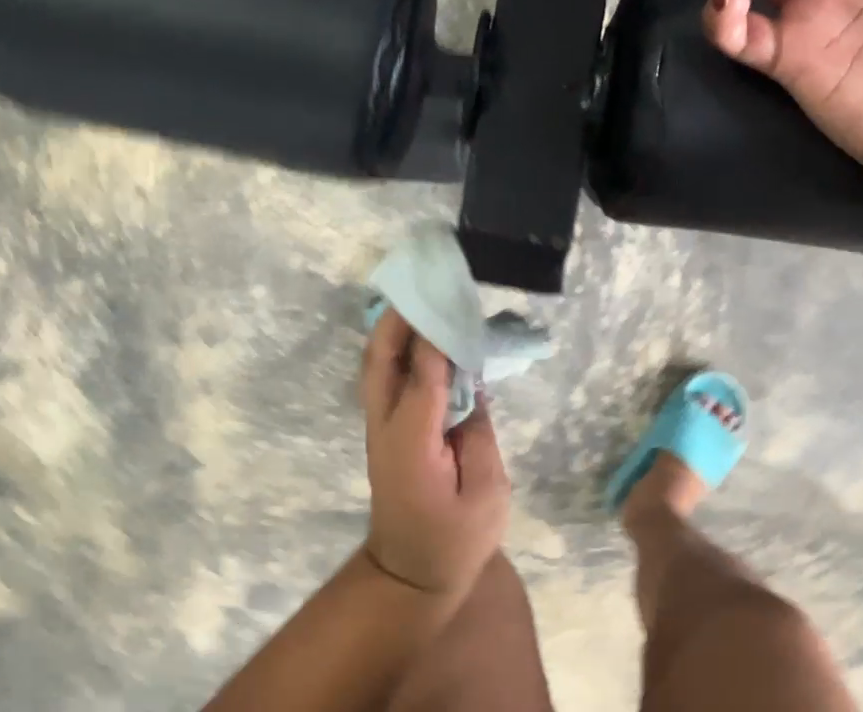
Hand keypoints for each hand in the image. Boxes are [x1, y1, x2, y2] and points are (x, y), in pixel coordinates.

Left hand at [359, 309, 509, 598]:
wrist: (409, 576)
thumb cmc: (454, 541)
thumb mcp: (486, 492)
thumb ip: (480, 432)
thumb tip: (472, 384)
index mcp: (413, 439)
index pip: (424, 373)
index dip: (436, 334)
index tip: (451, 297)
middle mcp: (386, 425)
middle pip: (381, 358)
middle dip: (399, 318)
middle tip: (426, 284)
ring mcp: (379, 427)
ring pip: (376, 365)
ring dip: (393, 329)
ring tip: (421, 297)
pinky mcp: (384, 431)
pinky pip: (385, 378)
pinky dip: (397, 350)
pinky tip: (420, 335)